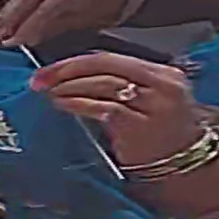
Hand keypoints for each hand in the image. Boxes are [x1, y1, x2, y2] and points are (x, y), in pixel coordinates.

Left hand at [30, 52, 200, 166]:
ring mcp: (155, 104)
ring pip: (103, 84)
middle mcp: (163, 84)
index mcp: (162, 72)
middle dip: (65, 71)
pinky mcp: (141, 125)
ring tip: (50, 93)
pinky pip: (103, 108)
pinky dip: (76, 103)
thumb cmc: (150, 127)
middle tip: (39, 81)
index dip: (70, 62)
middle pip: (104, 65)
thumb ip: (111, 82)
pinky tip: (61, 104)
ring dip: (68, 87)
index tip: (43, 71)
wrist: (179, 161)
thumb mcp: (140, 97)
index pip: (108, 58)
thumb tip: (61, 75)